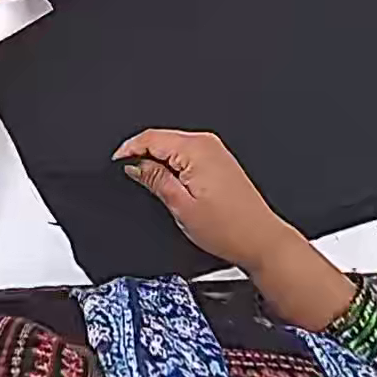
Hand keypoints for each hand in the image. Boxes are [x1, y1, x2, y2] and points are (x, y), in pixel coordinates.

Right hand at [116, 129, 300, 270]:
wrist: (260, 239)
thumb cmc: (229, 227)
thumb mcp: (181, 205)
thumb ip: (154, 179)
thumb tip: (134, 165)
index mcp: (196, 149)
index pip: (151, 137)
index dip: (129, 149)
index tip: (116, 162)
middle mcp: (207, 143)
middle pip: (162, 138)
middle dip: (142, 153)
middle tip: (129, 175)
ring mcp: (215, 150)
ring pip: (173, 146)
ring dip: (157, 160)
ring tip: (148, 182)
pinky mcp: (218, 159)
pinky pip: (187, 153)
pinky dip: (173, 164)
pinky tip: (170, 183)